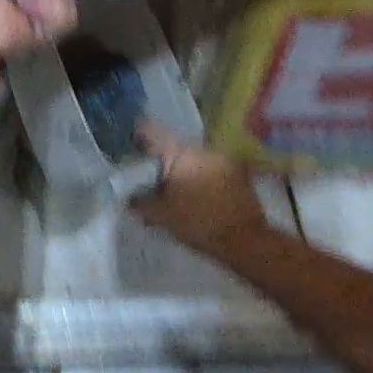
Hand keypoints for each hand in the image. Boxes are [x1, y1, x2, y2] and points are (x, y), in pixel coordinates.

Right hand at [131, 121, 275, 258]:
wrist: (245, 241)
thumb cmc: (198, 224)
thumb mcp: (161, 216)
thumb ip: (140, 202)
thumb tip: (128, 196)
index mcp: (180, 152)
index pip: (151, 131)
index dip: (136, 136)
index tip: (128, 146)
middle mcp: (202, 147)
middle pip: (173, 145)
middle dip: (161, 159)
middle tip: (150, 178)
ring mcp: (223, 158)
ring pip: (193, 157)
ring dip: (183, 169)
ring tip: (174, 190)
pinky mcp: (238, 172)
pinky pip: (210, 167)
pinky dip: (200, 176)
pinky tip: (197, 196)